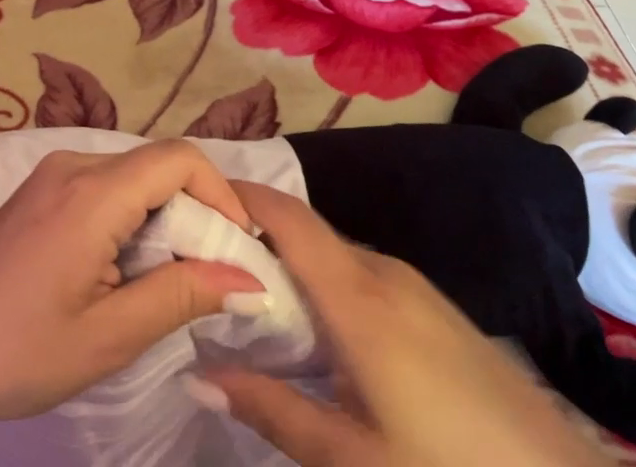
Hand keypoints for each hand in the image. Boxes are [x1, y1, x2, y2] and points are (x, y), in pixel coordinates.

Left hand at [0, 141, 266, 463]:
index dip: (221, 193)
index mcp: (90, 193)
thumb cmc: (18, 353)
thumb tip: (248, 275)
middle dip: (193, 212)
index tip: (237, 247)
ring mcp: (45, 178)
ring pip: (129, 177)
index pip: (179, 158)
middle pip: (155, 166)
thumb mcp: (110, 335)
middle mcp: (68, 167)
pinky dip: (128, 218)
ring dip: (160, 218)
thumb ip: (183, 295)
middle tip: (207, 274)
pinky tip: (119, 269)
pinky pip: (98, 188)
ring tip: (164, 280)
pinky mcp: (32, 195)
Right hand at [201, 184, 610, 466]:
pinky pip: (360, 274)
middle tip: (200, 261)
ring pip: (332, 254)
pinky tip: (309, 326)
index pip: (288, 218)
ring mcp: (414, 286)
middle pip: (304, 233)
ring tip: (242, 295)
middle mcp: (384, 273)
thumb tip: (196, 374)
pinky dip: (321, 282)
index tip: (190, 200)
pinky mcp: (432, 304)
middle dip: (251, 236)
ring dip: (286, 263)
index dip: (239, 195)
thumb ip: (271, 410)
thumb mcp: (351, 455)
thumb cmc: (445, 464)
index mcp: (359, 298)